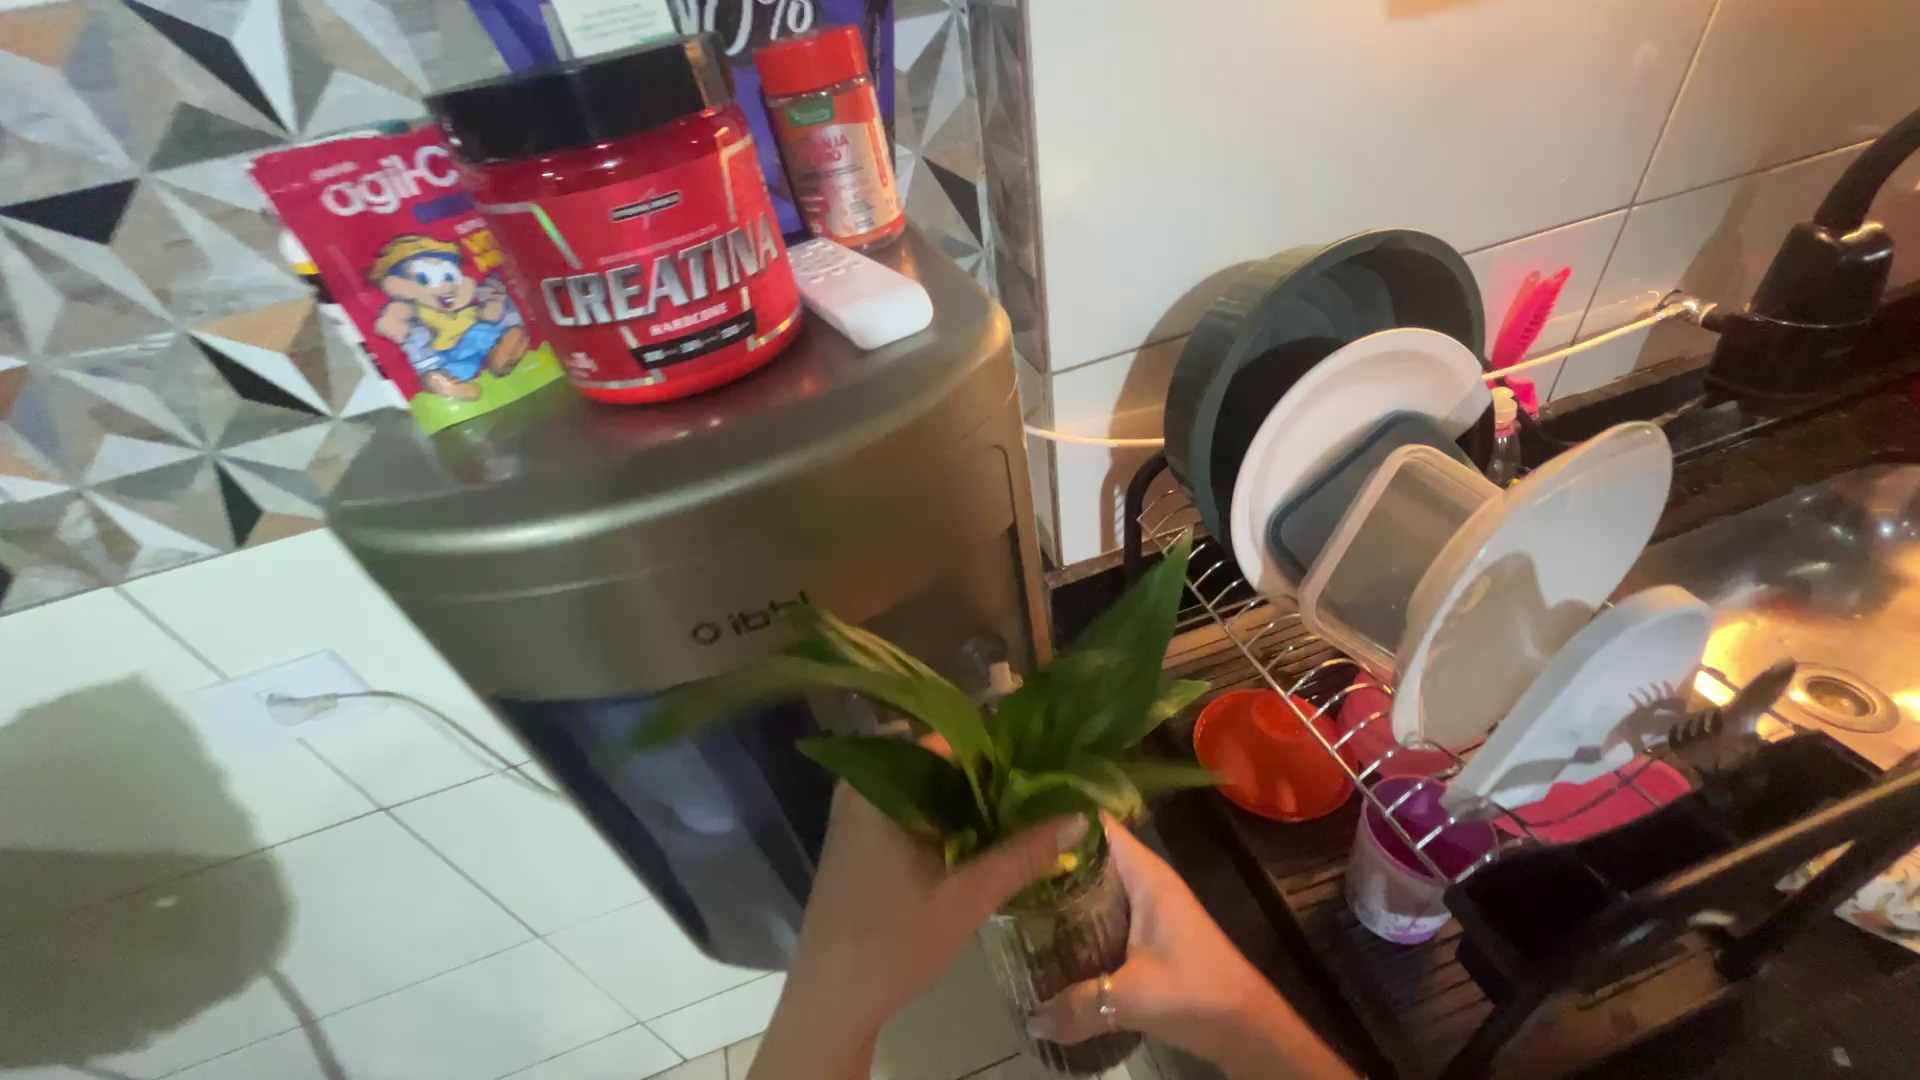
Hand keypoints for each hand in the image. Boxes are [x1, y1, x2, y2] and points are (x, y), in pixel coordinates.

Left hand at [749, 783, 1086, 1079]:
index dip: (1000, 752)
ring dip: (969, 802)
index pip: (951, 741)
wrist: (829, 1003)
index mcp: (879, 783)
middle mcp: (862, 784)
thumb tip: (1079, 816)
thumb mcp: (967, 898)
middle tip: (1041, 792)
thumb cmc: (892, 945)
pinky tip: (981, 839)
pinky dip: (945, 820)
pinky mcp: (859, 836)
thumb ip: (1022, 854)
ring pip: (927, 789)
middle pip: (939, 764)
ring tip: (1021, 813)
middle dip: (989, 779)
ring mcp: (857, 810)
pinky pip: (911, 809)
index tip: (1043, 767)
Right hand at [1028, 819, 1356, 1079]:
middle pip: (1088, 852)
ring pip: (1093, 882)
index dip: (1059, 813)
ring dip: (1060, 886)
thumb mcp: (1135, 996)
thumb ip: (1081, 1005)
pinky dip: (1075, 913)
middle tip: (1003, 858)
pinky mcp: (1144, 932)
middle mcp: (1142, 879)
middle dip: (1049, 854)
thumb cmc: (1198, 990)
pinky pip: (1100, 908)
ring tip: (1012, 890)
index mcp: (1143, 872)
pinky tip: (1045, 930)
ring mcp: (1144, 905)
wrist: (1248, 1027)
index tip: (1016, 815)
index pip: (1097, 823)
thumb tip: (1029, 1019)